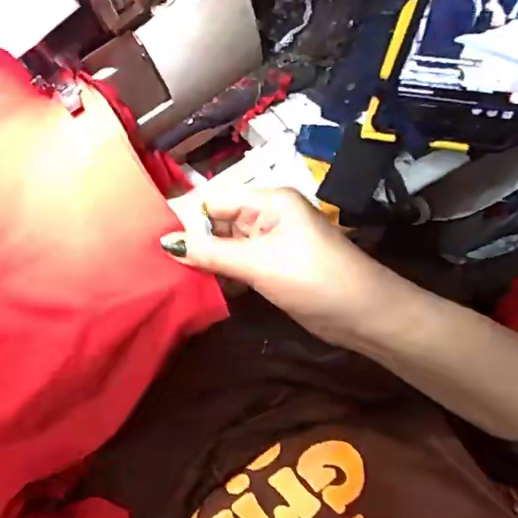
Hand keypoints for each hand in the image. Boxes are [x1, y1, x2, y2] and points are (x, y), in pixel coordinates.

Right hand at [161, 187, 410, 346]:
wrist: (367, 317)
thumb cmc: (315, 279)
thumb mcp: (258, 263)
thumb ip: (209, 252)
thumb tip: (164, 243)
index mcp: (268, 201)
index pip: (212, 200)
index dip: (182, 216)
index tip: (150, 237)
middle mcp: (266, 215)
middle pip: (214, 221)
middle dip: (188, 239)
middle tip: (153, 259)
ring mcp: (268, 242)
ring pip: (221, 244)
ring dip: (200, 259)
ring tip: (166, 273)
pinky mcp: (269, 266)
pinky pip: (233, 263)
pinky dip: (216, 273)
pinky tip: (195, 286)